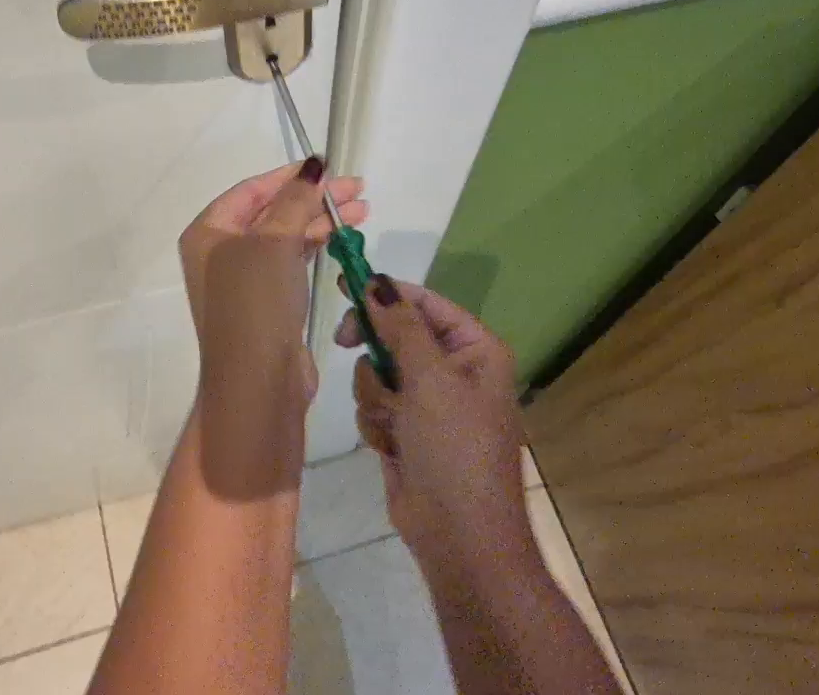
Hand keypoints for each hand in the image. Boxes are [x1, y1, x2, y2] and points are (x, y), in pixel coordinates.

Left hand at [179, 158, 365, 402]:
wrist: (257, 381)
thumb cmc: (256, 302)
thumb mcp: (275, 242)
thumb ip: (296, 200)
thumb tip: (314, 165)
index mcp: (208, 232)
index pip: (251, 190)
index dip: (290, 176)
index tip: (328, 166)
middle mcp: (220, 253)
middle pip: (271, 212)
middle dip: (313, 199)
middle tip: (358, 190)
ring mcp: (243, 280)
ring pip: (286, 237)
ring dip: (321, 222)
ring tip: (364, 211)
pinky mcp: (267, 302)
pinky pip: (292, 262)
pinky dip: (317, 247)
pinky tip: (344, 238)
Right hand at [337, 278, 532, 575]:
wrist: (459, 537)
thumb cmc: (455, 448)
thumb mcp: (431, 379)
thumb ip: (400, 326)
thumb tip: (377, 281)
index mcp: (474, 350)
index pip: (424, 303)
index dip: (385, 292)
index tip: (344, 282)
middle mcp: (452, 370)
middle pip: (395, 334)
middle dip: (374, 348)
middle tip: (345, 343)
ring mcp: (427, 402)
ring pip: (377, 371)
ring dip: (376, 395)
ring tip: (394, 423)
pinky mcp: (405, 430)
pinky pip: (373, 405)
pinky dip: (376, 422)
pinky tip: (391, 446)